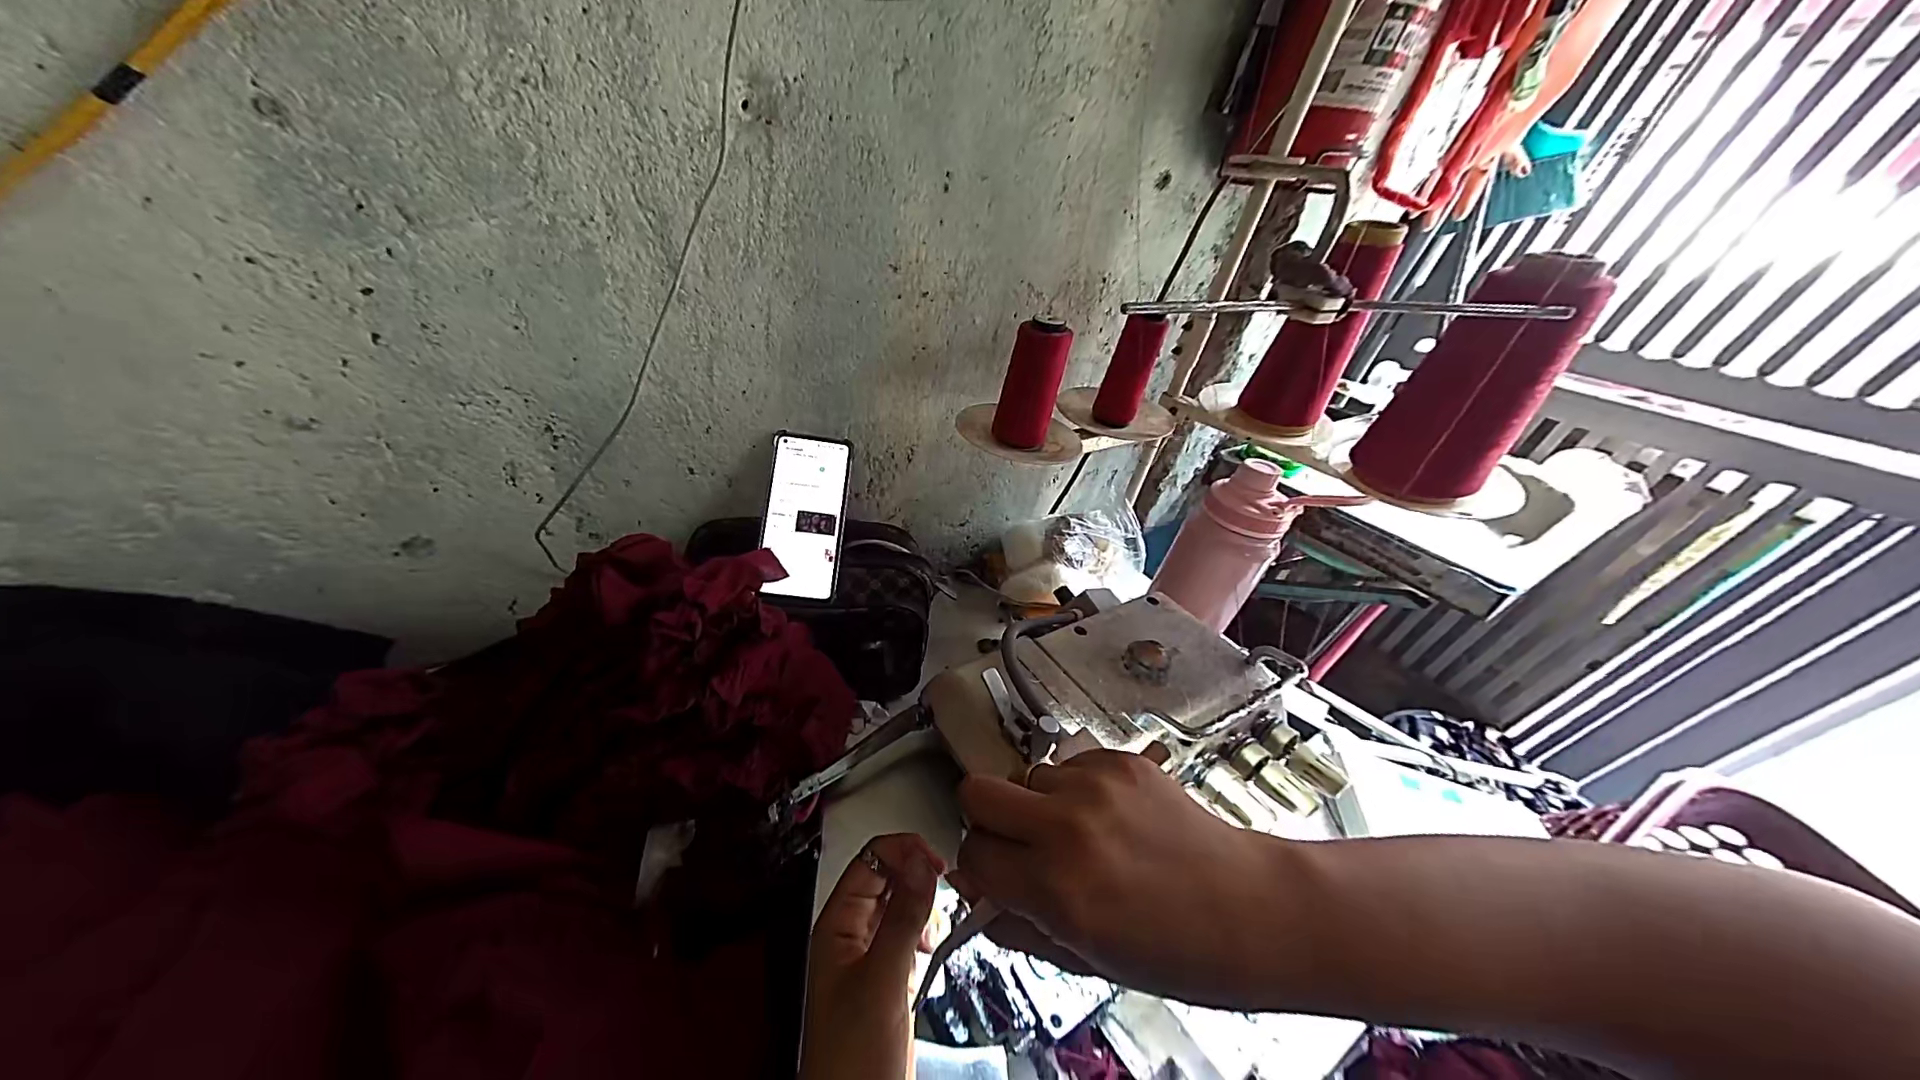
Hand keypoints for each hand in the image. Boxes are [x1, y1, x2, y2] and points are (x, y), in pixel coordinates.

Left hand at [802, 833, 944, 1079]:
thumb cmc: (850, 1058)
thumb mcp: (882, 979)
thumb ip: (903, 918)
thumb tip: (920, 864)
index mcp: (838, 924)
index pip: (870, 860)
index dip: (903, 851)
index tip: (936, 862)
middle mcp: (852, 933)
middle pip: (887, 877)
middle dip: (917, 876)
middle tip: (945, 885)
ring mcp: (871, 954)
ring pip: (900, 903)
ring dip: (923, 903)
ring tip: (936, 920)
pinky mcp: (889, 976)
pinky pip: (908, 932)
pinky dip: (925, 930)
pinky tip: (931, 944)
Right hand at [954, 750, 1282, 1007]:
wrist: (1247, 907)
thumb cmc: (1176, 947)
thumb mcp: (1083, 957)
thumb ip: (1017, 923)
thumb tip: (978, 892)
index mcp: (1056, 889)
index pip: (972, 854)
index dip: (979, 866)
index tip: (994, 870)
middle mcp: (1069, 829)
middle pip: (977, 790)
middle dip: (986, 817)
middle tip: (1015, 837)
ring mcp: (1096, 787)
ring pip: (1027, 776)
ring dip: (1039, 802)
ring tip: (1079, 832)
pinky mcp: (1122, 762)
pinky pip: (1070, 763)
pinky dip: (1077, 787)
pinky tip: (1108, 817)